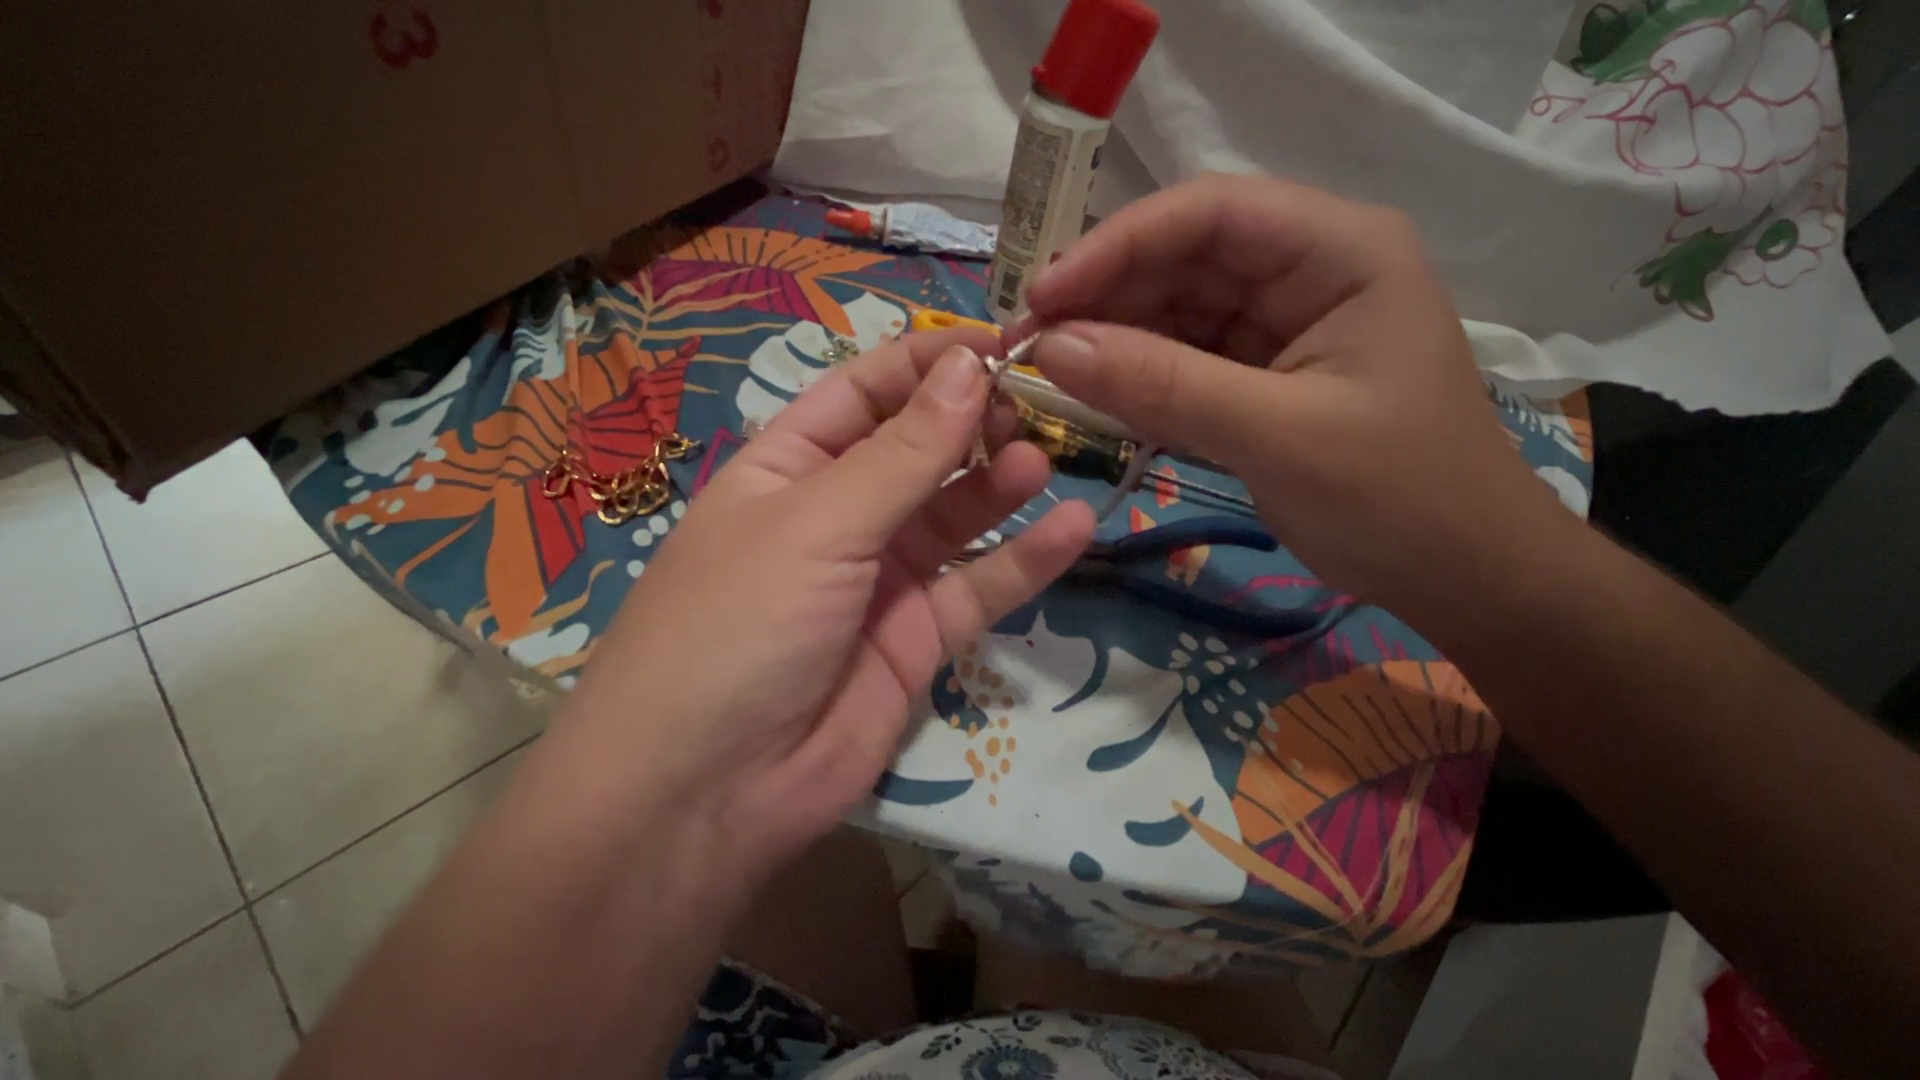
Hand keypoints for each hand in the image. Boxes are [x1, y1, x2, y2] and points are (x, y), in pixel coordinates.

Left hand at [565, 329, 1095, 870]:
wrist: (707, 790)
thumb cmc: (737, 625)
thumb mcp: (815, 523)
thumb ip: (901, 454)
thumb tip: (970, 368)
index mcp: (786, 469)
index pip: (863, 393)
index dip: (926, 364)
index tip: (1000, 344)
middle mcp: (835, 516)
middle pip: (916, 451)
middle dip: (970, 422)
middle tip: (1033, 406)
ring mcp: (879, 581)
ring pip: (954, 518)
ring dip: (999, 484)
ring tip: (1045, 457)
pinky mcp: (918, 642)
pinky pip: (978, 589)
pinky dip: (1024, 560)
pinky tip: (1075, 526)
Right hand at [1021, 174, 1577, 622]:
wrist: (1462, 574)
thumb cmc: (1397, 497)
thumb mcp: (1276, 435)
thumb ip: (1162, 385)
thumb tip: (1049, 347)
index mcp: (1340, 251)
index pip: (1210, 214)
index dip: (1116, 245)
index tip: (1042, 298)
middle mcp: (1308, 269)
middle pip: (1183, 258)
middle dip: (1105, 299)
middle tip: (1028, 348)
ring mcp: (1284, 323)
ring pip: (1175, 310)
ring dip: (1113, 342)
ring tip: (1050, 379)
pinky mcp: (1263, 373)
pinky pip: (1184, 359)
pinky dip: (1139, 380)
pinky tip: (1098, 403)